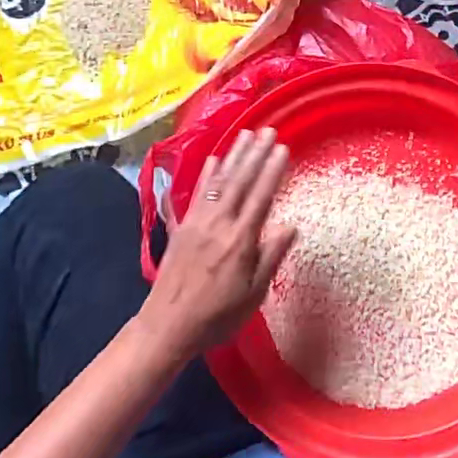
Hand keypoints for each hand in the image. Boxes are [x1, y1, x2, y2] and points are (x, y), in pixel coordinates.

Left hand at [138, 128, 294, 360]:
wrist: (166, 327)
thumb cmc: (217, 315)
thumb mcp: (253, 294)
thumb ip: (270, 257)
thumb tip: (290, 226)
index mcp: (240, 240)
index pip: (261, 197)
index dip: (273, 171)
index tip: (283, 148)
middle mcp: (219, 224)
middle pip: (240, 182)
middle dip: (256, 154)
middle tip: (268, 131)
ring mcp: (197, 222)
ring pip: (219, 182)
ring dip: (234, 156)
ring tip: (246, 134)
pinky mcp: (182, 227)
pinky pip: (195, 194)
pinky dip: (205, 174)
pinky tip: (213, 159)